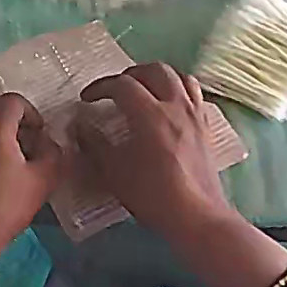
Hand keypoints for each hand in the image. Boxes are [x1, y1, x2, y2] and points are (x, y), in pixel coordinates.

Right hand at [77, 63, 239, 243]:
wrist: (197, 216)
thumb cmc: (152, 195)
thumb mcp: (114, 171)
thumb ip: (94, 143)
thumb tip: (80, 125)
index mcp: (150, 115)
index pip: (121, 85)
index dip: (100, 87)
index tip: (87, 99)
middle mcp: (175, 106)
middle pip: (154, 70)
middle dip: (130, 74)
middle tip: (114, 89)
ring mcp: (195, 114)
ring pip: (178, 76)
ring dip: (156, 77)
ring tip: (142, 90)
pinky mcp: (206, 126)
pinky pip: (194, 93)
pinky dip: (177, 89)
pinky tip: (167, 105)